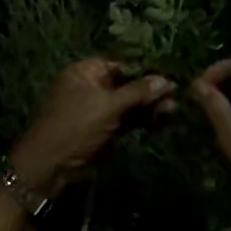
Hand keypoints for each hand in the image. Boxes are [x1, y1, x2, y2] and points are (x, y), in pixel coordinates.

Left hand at [9, 60, 174, 196]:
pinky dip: (143, 120)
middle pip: (128, 83)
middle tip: (178, 95)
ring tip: (174, 109)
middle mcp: (92, 87)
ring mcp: (99, 109)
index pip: (121, 64)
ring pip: (130, 103)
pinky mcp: (105, 129)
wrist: (52, 166)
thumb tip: (165, 80)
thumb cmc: (75, 127)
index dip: (145, 69)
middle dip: (151, 90)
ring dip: (150, 106)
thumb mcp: (107, 106)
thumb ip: (137, 92)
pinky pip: (128, 120)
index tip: (171, 75)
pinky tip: (163, 119)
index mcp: (85, 72)